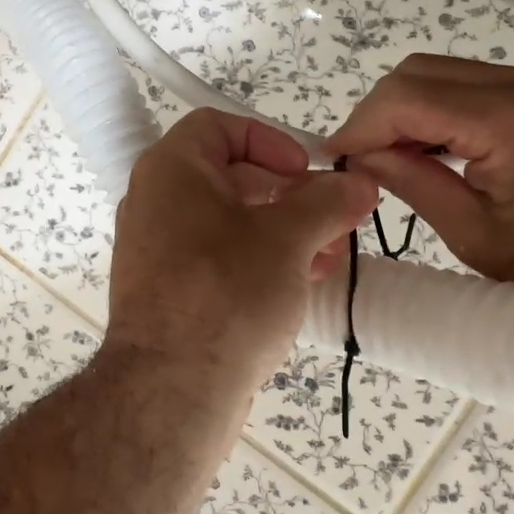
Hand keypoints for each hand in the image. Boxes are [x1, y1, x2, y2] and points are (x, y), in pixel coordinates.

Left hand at [105, 109, 382, 397]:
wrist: (169, 388)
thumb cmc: (225, 293)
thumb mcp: (286, 239)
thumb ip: (325, 203)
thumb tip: (359, 181)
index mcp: (170, 169)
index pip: (217, 126)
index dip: (267, 139)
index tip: (306, 170)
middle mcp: (154, 199)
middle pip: (228, 173)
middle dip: (287, 192)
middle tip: (334, 217)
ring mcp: (156, 245)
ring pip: (226, 219)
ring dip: (281, 229)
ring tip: (328, 254)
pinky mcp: (167, 287)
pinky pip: (216, 255)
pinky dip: (257, 257)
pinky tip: (298, 281)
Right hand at [325, 54, 513, 287]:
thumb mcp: (476, 237)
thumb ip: (410, 183)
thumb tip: (356, 156)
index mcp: (513, 120)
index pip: (406, 97)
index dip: (359, 125)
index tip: (332, 158)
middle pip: (420, 72)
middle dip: (379, 112)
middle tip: (361, 160)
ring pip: (443, 72)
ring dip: (408, 108)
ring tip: (394, 157)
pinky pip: (475, 83)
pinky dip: (441, 108)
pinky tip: (435, 147)